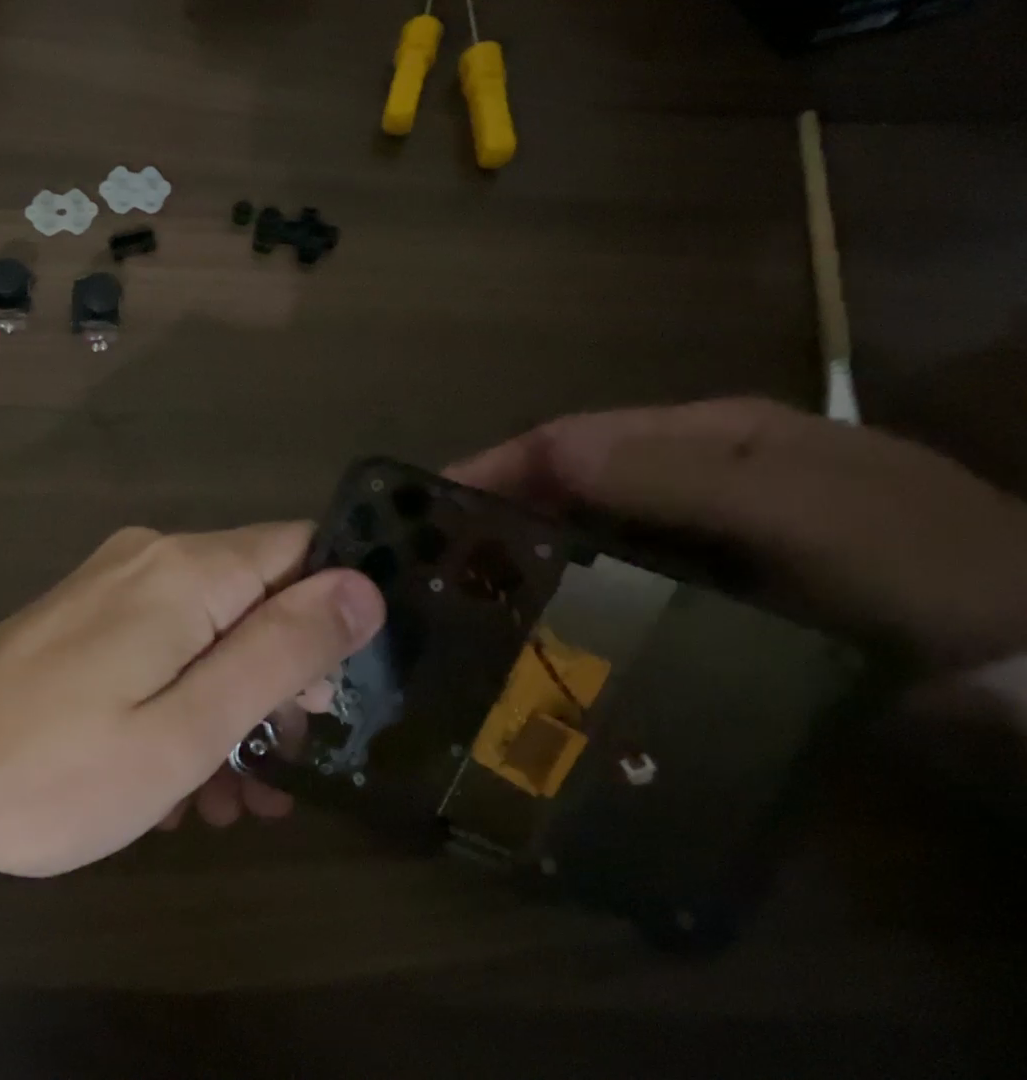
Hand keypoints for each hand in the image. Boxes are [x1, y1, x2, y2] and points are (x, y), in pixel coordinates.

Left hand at [0, 523, 384, 878]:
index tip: (332, 704)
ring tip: (227, 804)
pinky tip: (172, 783)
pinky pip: (155, 651)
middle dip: (279, 685)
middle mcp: (146, 559)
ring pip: (204, 636)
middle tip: (279, 775)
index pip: (303, 551)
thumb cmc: (54, 772)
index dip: (335, 620)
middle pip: (255, 599)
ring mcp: (104, 590)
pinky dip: (178, 706)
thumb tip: (363, 588)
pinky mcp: (75, 624)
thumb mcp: (187, 728)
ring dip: (228, 712)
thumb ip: (280, 652)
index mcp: (185, 572)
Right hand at [447, 397, 1026, 668]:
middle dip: (497, 520)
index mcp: (710, 436)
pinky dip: (577, 606)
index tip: (418, 511)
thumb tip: (544, 456)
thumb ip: (675, 477)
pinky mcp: (719, 598)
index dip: (492, 466)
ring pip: (591, 540)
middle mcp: (698, 479)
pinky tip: (549, 643)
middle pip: (571, 487)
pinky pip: (625, 590)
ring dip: (531, 567)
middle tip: (433, 575)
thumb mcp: (799, 509)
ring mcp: (710, 541)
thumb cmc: (921, 571)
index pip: (571, 437)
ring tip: (470, 615)